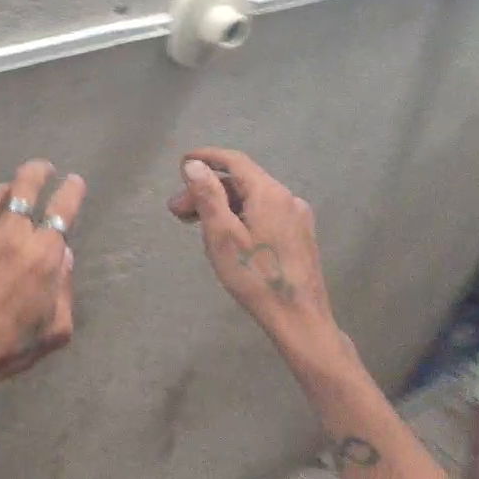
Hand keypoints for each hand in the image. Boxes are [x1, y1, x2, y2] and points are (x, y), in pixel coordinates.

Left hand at [0, 159, 85, 410]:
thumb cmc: (11, 345)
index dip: (72, 190)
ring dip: (9, 191)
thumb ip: (65, 287)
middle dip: (39, 170)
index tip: (74, 181)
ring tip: (12, 196)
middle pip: (26, 184)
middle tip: (44, 169)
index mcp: (43, 254)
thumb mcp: (57, 329)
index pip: (63, 208)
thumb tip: (64, 254)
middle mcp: (12, 233)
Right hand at [167, 148, 345, 362]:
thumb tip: (194, 164)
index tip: (181, 163)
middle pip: (241, 182)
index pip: (234, 160)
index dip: (205, 157)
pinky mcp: (300, 237)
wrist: (300, 321)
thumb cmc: (255, 276)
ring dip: (221, 205)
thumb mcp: (221, 233)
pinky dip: (240, 215)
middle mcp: (287, 198)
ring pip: (252, 199)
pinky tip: (227, 236)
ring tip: (196, 225)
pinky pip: (264, 213)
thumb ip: (207, 194)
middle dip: (206, 190)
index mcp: (269, 193)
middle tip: (178, 210)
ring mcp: (297, 218)